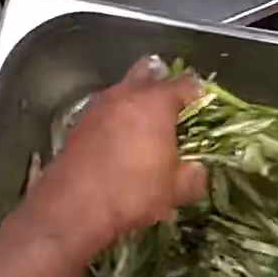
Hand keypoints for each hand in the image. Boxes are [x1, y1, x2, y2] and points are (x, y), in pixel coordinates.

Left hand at [28, 56, 207, 248]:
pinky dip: (116, 115)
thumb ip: (192, 176)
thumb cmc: (132, 191)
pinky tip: (119, 134)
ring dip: (135, 98)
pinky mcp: (80, 121)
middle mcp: (126, 94)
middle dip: (161, 81)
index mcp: (156, 103)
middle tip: (171, 100)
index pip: (184, 84)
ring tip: (145, 118)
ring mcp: (100, 105)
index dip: (196, 92)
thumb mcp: (174, 190)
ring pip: (123, 89)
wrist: (75, 203)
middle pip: (147, 73)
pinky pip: (105, 108)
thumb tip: (197, 170)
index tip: (202, 101)